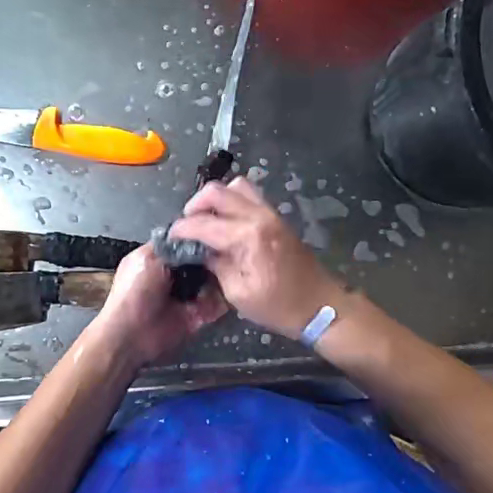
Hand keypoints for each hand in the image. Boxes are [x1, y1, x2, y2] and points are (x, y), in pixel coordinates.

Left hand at [84, 244, 227, 368]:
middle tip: (226, 255)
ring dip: (219, 279)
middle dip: (213, 260)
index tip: (215, 235)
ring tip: (227, 272)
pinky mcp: (196, 315)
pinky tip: (227, 290)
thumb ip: (169, 247)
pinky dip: (223, 299)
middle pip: (202, 262)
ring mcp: (186, 295)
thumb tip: (190, 236)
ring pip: (213, 282)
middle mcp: (174, 275)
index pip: (184, 243)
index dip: (198, 239)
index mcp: (157, 258)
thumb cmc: (133, 293)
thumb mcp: (147, 260)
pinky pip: (217, 304)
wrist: (130, 334)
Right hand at [168, 178, 345, 339]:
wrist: (322, 306)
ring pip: (235, 186)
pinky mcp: (276, 217)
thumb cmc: (279, 306)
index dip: (181, 230)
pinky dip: (232, 201)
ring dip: (216, 199)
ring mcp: (270, 213)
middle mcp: (258, 216)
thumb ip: (216, 265)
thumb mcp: (238, 293)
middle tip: (187, 227)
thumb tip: (199, 251)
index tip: (170, 239)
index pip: (202, 223)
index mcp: (247, 236)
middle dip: (194, 206)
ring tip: (208, 220)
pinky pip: (249, 195)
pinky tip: (226, 222)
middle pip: (216, 191)